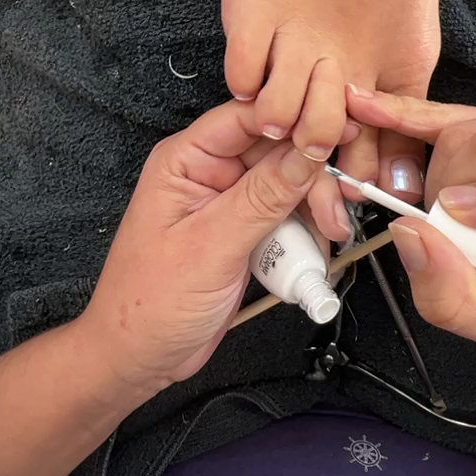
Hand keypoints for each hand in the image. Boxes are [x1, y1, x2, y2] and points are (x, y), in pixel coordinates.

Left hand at [75, 101, 327, 391]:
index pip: (247, 117)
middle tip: (336, 212)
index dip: (293, 119)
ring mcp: (230, 202)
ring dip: (313, 209)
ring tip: (328, 237)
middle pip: (276, 150)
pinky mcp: (245, 230)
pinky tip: (313, 254)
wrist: (139, 358)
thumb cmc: (150, 302)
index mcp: (187, 159)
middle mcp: (210, 172)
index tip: (335, 131)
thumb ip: (263, 198)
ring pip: (289, 184)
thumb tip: (308, 152)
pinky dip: (305, 233)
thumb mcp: (211, 246)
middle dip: (312, 177)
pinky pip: (287, 217)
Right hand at [347, 89, 475, 354]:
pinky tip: (369, 107)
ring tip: (441, 216)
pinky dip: (409, 115)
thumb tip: (410, 233)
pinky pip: (456, 112)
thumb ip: (458, 295)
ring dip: (435, 172)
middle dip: (452, 190)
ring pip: (472, 128)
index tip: (460, 222)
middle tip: (442, 236)